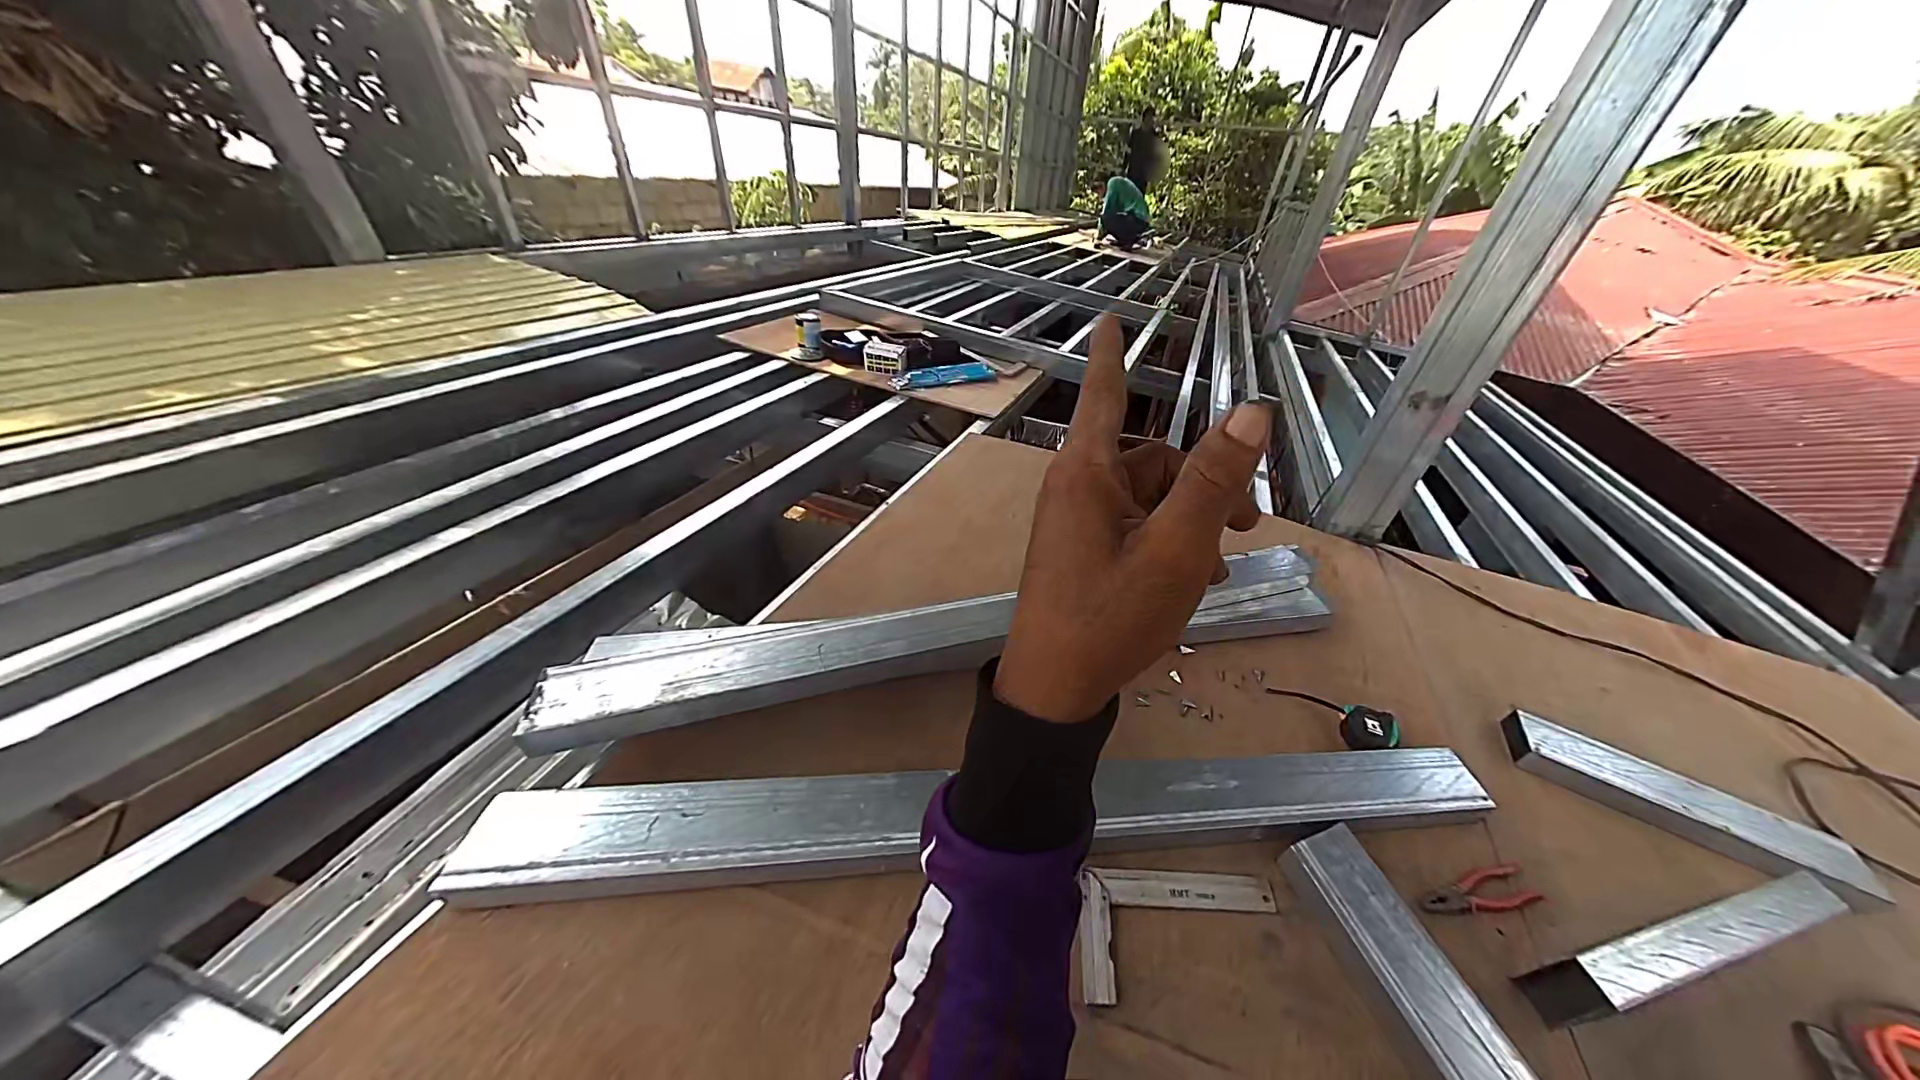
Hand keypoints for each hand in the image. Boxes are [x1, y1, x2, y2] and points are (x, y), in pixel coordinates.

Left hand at [994, 315, 1271, 723]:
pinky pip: (1134, 527)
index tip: (1109, 316)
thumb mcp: (1175, 550)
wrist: (1056, 686)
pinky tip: (1194, 577)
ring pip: (1151, 498)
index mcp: (1086, 474)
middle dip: (1204, 485)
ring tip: (1217, 566)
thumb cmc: (1109, 616)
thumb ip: (1211, 481)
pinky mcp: (1083, 550)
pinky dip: (1167, 542)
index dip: (1111, 353)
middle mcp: (1077, 488)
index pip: (1103, 394)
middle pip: (1153, 459)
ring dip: (1191, 522)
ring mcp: (1078, 522)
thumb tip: (1252, 410)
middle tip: (1247, 526)